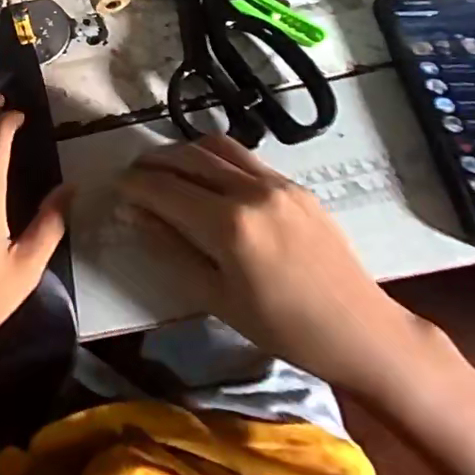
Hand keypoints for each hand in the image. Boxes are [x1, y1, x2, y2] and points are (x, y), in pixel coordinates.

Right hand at [118, 136, 430, 393]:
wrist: (359, 328)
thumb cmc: (283, 328)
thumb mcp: (217, 298)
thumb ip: (172, 250)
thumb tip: (136, 216)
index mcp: (229, 226)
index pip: (165, 189)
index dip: (134, 185)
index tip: (116, 186)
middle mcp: (250, 191)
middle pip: (187, 157)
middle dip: (153, 161)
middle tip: (133, 173)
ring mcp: (276, 182)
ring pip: (216, 146)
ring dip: (183, 151)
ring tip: (165, 167)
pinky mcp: (294, 183)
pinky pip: (244, 157)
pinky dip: (214, 158)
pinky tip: (207, 177)